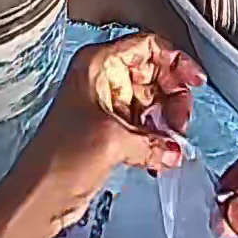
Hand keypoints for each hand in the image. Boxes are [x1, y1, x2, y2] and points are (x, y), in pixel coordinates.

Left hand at [12, 33, 205, 231]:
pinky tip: (163, 155)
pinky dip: (157, 136)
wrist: (42, 191)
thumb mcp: (112, 139)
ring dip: (167, 120)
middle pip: (152, 71)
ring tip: (172, 142)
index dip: (174, 59)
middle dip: (174, 95)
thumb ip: (152, 140)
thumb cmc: (63, 155)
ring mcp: (107, 102)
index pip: (145, 45)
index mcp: (97, 64)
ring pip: (152, 98)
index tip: (195, 80)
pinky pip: (145, 122)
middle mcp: (102, 77)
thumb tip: (176, 148)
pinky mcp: (111, 127)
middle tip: (180, 122)